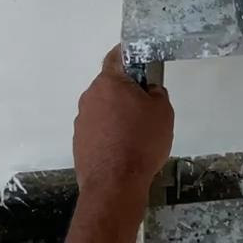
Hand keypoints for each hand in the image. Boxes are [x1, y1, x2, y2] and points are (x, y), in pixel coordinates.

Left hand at [73, 47, 173, 200]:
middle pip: (110, 86)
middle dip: (126, 92)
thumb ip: (156, 92)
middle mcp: (90, 97)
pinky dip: (108, 134)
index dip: (129, 55)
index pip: (116, 56)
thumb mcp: (163, 110)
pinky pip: (97, 130)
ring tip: (135, 134)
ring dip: (116, 115)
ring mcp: (81, 121)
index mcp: (109, 82)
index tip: (140, 62)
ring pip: (103, 109)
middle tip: (145, 106)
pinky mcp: (79, 143)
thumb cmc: (141, 142)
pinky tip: (123, 150)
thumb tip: (147, 91)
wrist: (115, 186)